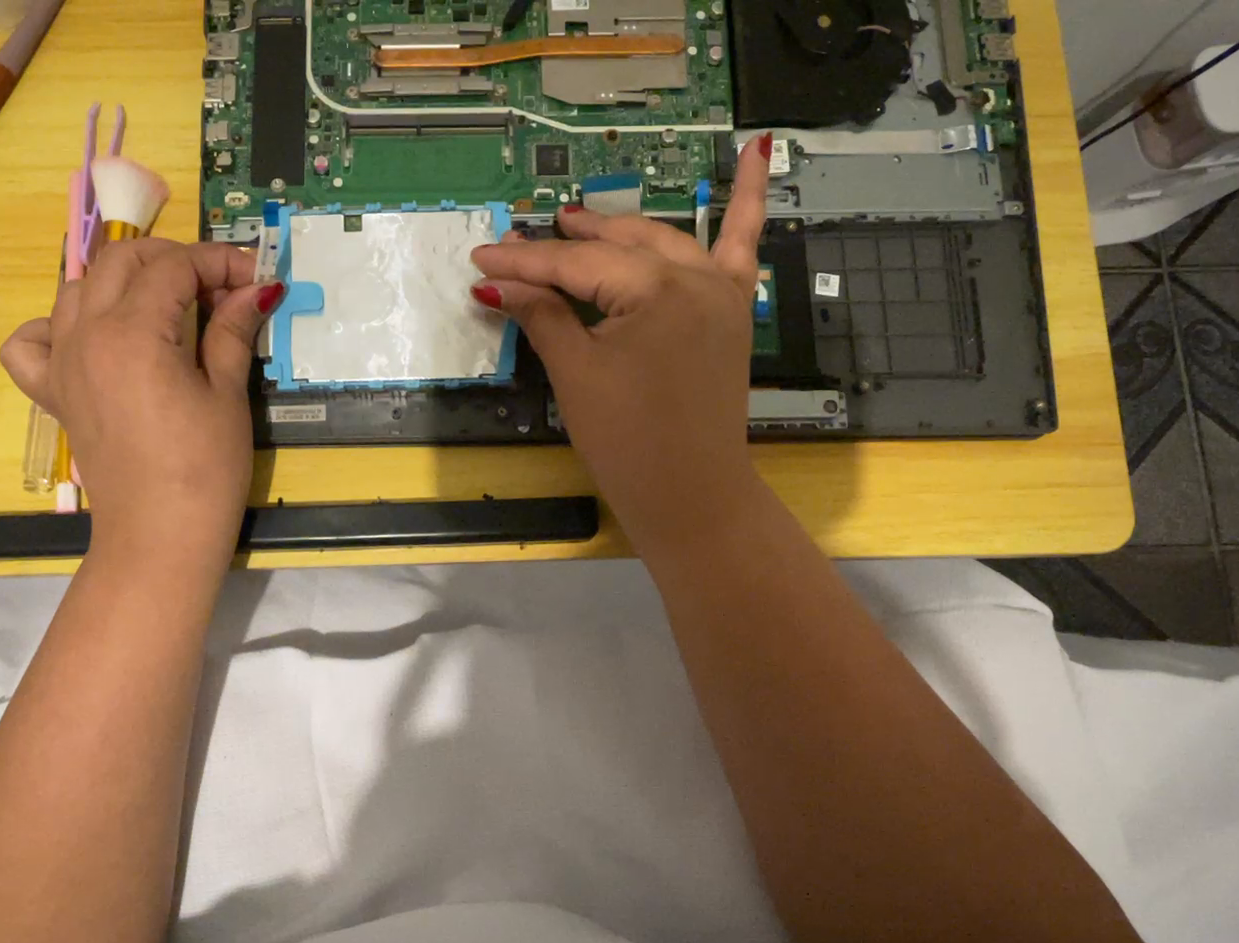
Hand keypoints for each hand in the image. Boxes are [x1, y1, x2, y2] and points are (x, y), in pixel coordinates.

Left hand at [0, 240, 284, 564]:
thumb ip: (232, 332)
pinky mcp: (54, 393)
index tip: (255, 277)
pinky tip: (92, 338)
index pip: (173, 268)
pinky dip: (57, 326)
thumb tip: (254, 289)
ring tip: (167, 307)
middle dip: (173, 260)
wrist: (160, 537)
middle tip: (219, 288)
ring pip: (78, 288)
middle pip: (121, 262)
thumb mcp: (226, 396)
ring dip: (124, 282)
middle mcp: (85, 335)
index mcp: (132, 333)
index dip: (218, 262)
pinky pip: (34, 342)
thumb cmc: (205, 471)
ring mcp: (61, 363)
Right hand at [469, 133, 774, 561]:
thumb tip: (498, 283)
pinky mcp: (733, 310)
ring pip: (664, 241)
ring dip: (620, 230)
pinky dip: (748, 198)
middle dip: (566, 244)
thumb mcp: (576, 376)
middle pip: (618, 247)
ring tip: (577, 221)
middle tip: (519, 243)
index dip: (524, 263)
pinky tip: (757, 150)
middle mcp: (695, 276)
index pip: (575, 266)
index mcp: (654, 290)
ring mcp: (722, 290)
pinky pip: (742, 244)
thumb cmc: (626, 442)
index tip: (481, 257)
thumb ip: (543, 316)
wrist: (691, 495)